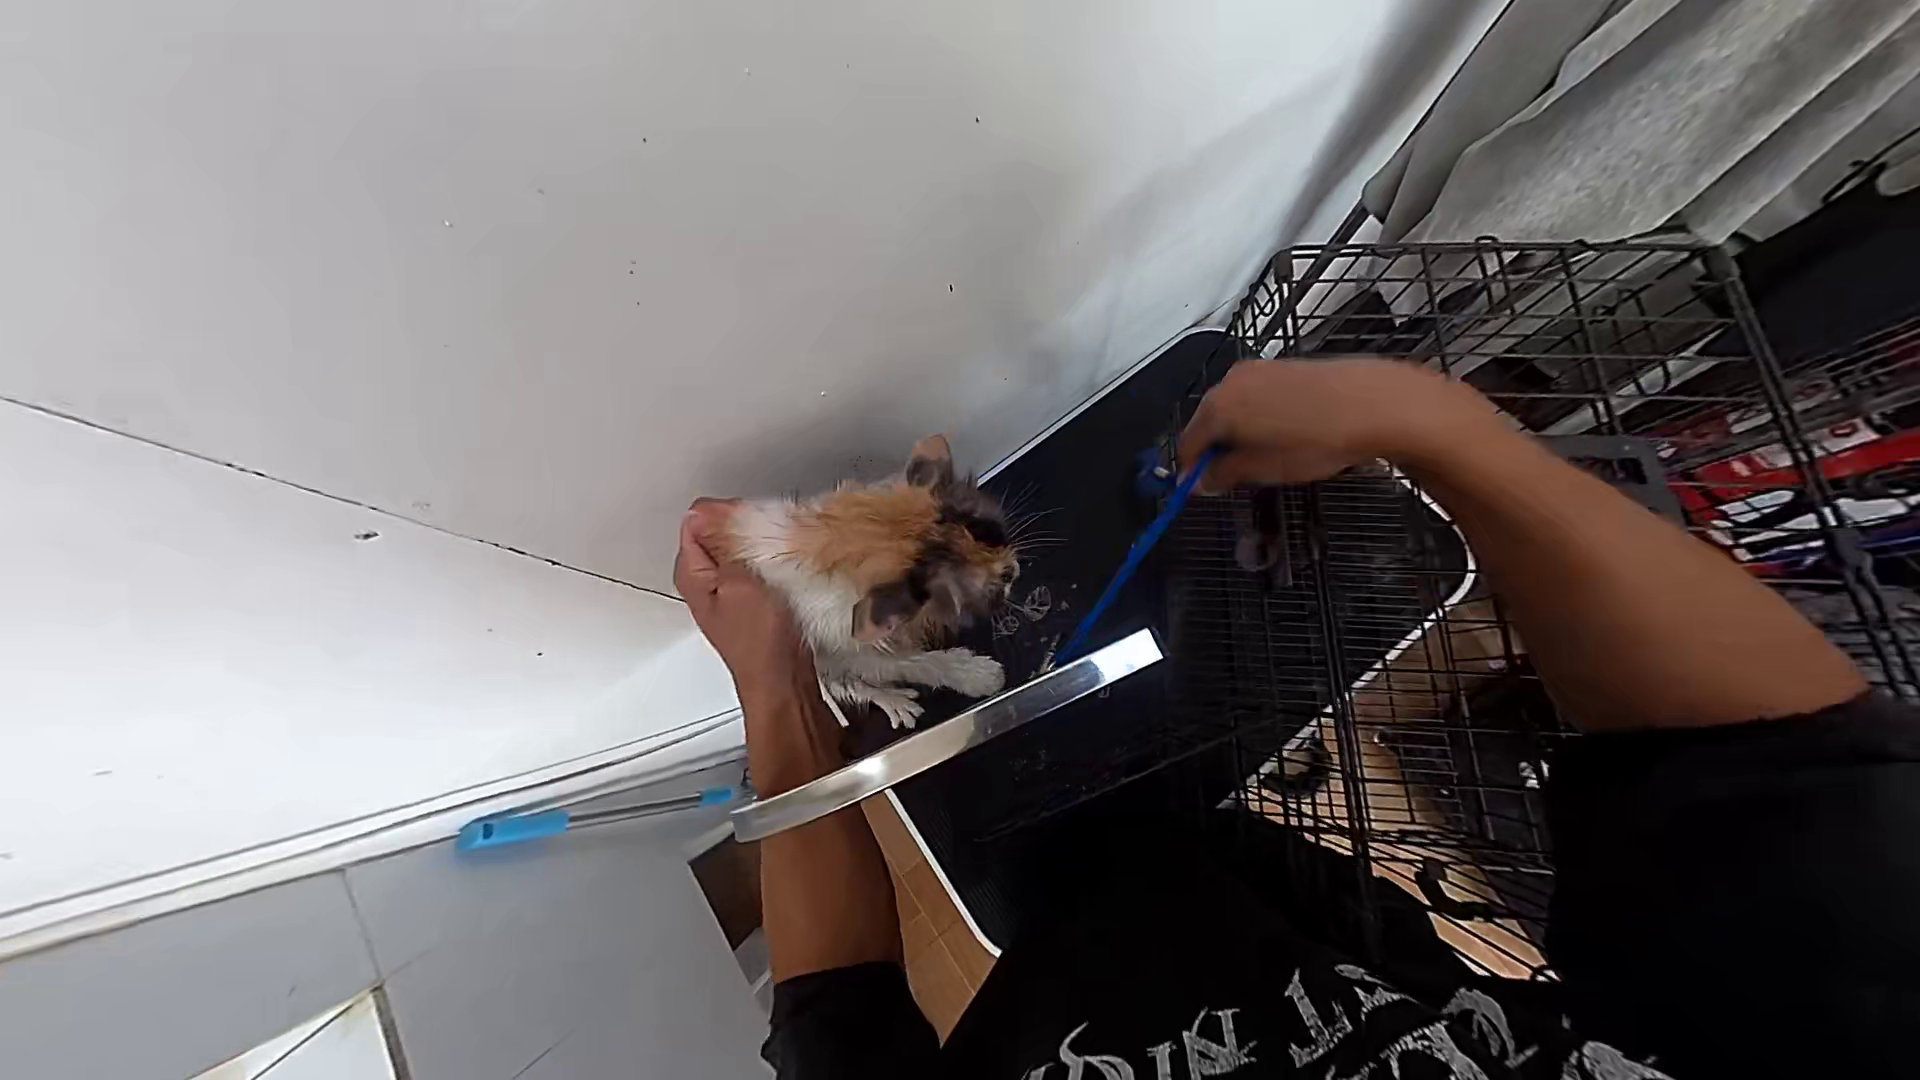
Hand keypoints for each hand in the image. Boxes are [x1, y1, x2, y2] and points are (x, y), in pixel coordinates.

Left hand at [674, 499, 813, 704]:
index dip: (724, 513)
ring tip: (777, 550)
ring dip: (759, 543)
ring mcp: (730, 589)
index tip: (749, 517)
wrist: (783, 676)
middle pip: (718, 533)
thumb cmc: (759, 641)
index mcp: (692, 574)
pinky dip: (769, 558)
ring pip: (740, 548)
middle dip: (742, 525)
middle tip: (767, 533)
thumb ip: (722, 546)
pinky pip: (757, 564)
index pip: (696, 521)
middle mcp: (706, 581)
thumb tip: (705, 512)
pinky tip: (783, 563)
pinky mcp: (753, 597)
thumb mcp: (739, 583)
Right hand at [1176, 357, 1496, 490]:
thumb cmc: (1318, 438)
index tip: (1198, 486)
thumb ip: (1221, 475)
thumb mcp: (1263, 469)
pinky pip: (1252, 395)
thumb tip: (1200, 481)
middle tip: (1229, 475)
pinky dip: (1253, 415)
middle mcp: (1229, 382)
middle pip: (1205, 422)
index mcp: (1217, 408)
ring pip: (1229, 408)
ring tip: (1261, 455)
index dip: (1190, 469)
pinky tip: (1279, 432)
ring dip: (1233, 432)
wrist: (1379, 403)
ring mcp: (1256, 370)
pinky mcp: (1281, 365)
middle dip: (1212, 449)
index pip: (1187, 444)